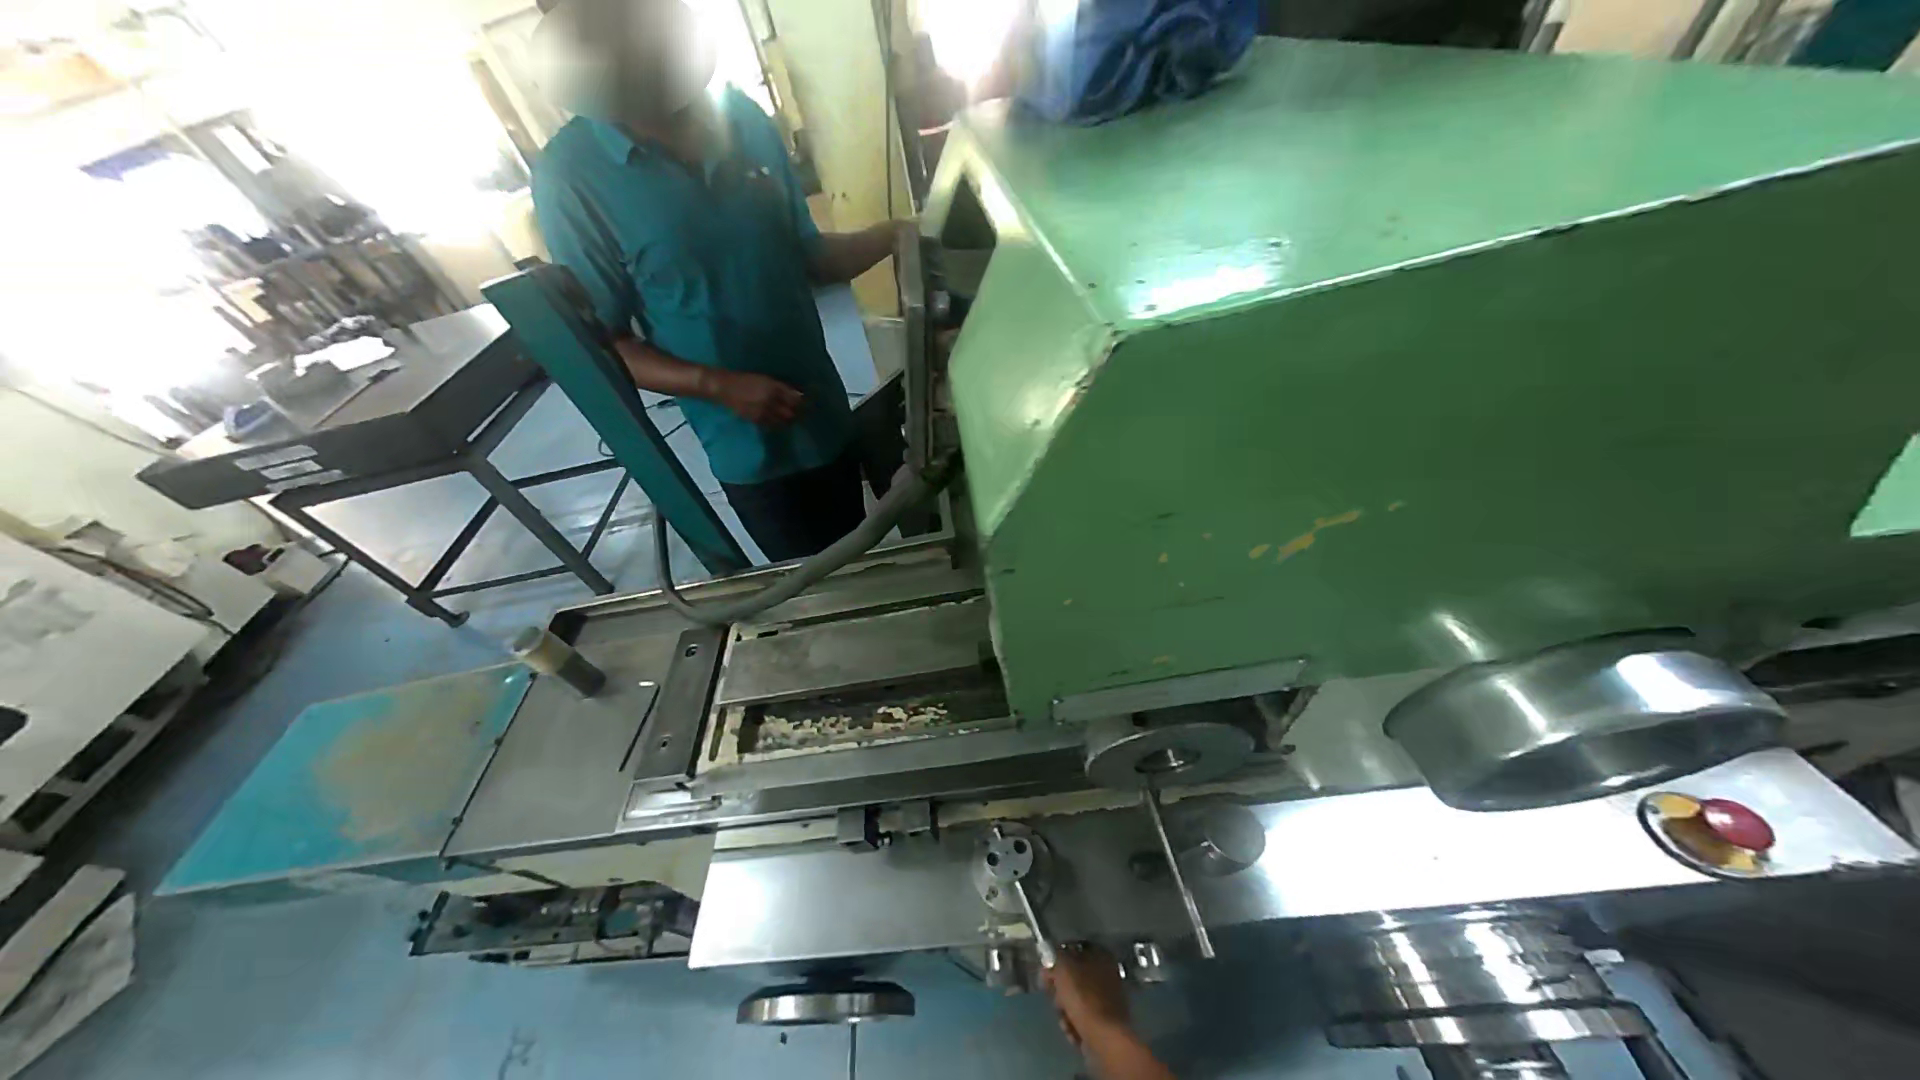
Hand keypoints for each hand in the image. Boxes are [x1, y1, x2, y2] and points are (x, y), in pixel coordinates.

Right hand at [708, 370, 803, 426]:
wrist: (723, 387)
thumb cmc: (744, 379)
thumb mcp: (764, 379)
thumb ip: (781, 388)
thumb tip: (798, 395)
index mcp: (773, 386)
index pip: (795, 398)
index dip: (803, 403)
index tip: (809, 404)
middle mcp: (770, 399)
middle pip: (792, 411)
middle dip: (799, 414)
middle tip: (804, 414)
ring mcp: (763, 411)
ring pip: (784, 420)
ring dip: (790, 421)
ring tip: (793, 419)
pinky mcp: (756, 419)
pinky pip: (773, 425)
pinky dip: (779, 424)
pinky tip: (781, 423)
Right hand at [1041, 944, 1130, 1049]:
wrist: (1105, 1038)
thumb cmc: (1084, 997)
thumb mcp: (1063, 968)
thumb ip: (1054, 957)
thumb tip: (1049, 957)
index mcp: (1100, 954)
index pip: (1072, 948)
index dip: (1056, 958)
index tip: (1046, 971)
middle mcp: (1106, 973)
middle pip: (1072, 975)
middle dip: (1059, 988)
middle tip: (1054, 996)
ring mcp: (1107, 998)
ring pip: (1075, 998)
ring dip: (1064, 1008)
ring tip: (1064, 1018)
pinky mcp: (1104, 1020)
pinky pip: (1082, 1016)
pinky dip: (1074, 1023)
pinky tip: (1071, 1029)